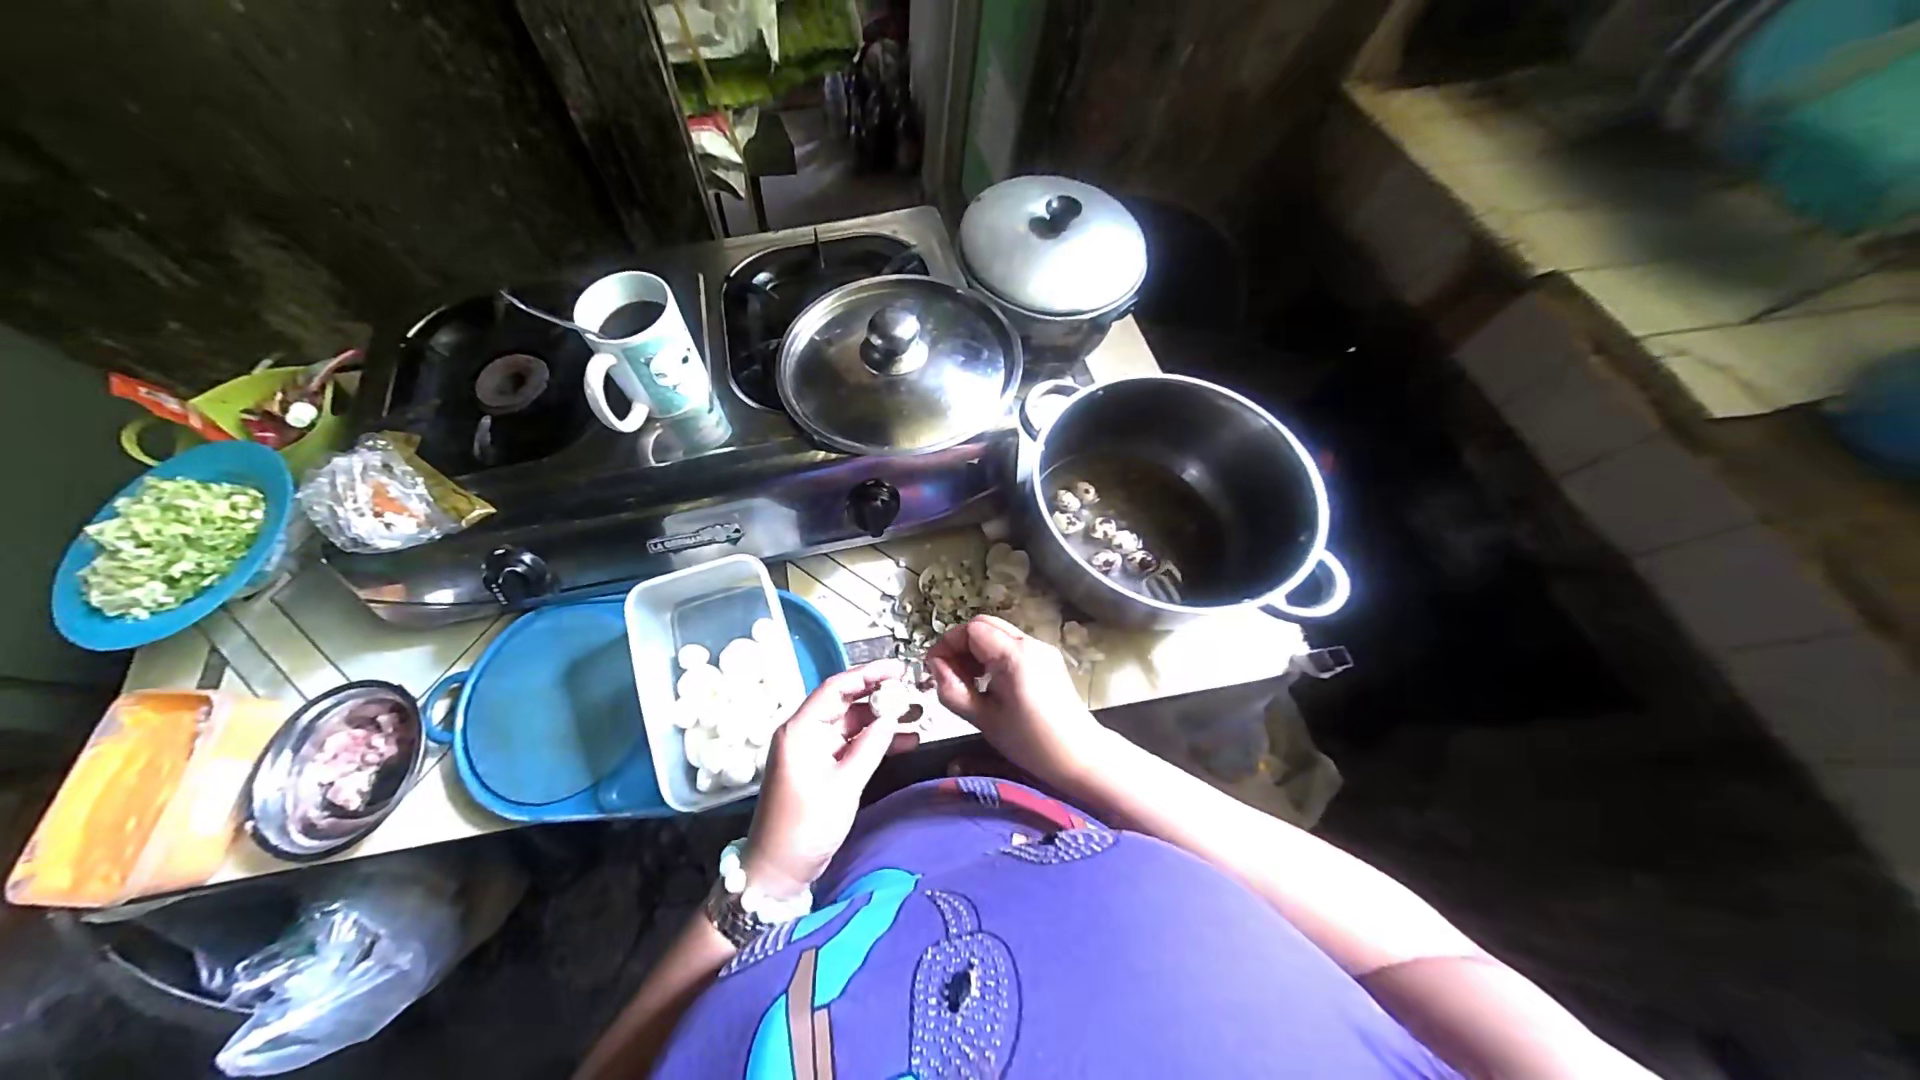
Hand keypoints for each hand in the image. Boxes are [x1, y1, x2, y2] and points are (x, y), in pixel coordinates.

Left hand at [744, 659, 919, 898]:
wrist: (777, 872)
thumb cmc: (804, 827)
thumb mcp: (843, 785)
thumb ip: (870, 747)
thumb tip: (892, 717)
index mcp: (800, 730)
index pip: (836, 688)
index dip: (868, 674)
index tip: (898, 669)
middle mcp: (805, 733)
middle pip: (846, 703)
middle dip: (879, 696)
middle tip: (912, 692)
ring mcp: (813, 750)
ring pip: (852, 723)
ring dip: (882, 719)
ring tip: (916, 715)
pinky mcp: (822, 767)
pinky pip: (852, 744)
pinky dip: (875, 741)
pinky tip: (904, 741)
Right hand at [925, 615, 1107, 785]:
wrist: (1080, 756)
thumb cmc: (1031, 743)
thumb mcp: (983, 720)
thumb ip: (953, 690)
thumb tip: (935, 667)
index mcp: (1014, 656)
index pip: (970, 629)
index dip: (948, 644)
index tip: (935, 668)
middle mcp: (1030, 644)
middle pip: (984, 625)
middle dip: (961, 644)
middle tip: (950, 674)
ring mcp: (1042, 649)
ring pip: (998, 634)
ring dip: (977, 650)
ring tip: (969, 682)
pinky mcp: (1048, 659)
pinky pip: (1013, 645)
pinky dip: (994, 656)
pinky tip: (991, 684)